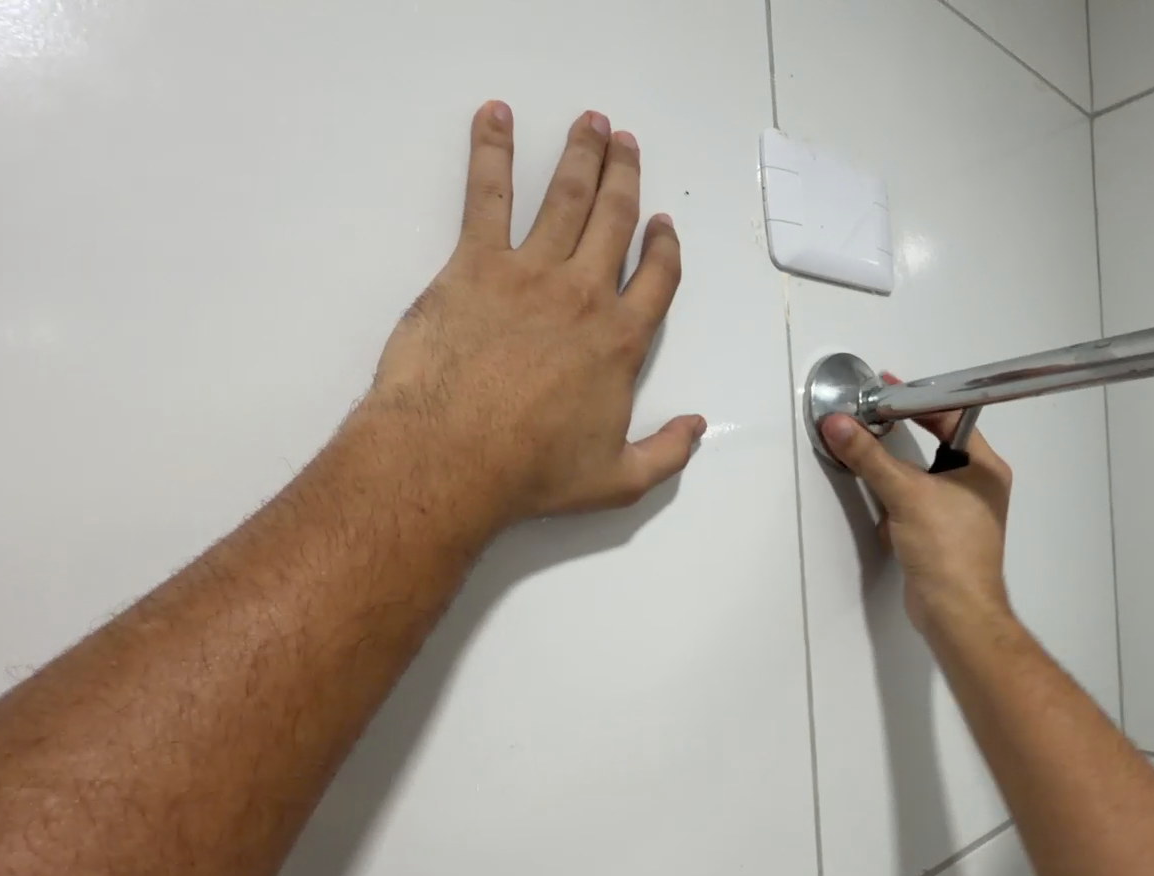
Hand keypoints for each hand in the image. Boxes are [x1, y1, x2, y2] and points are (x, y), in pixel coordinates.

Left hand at [367, 101, 704, 529]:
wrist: (454, 457)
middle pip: (615, 221)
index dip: (664, 247)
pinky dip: (491, 152)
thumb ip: (668, 453)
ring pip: (566, 198)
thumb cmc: (535, 472)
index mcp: (621, 342)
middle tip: (627, 143)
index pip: (656, 278)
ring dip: (582, 156)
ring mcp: (531, 274)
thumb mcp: (619, 481)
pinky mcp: (475, 265)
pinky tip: (495, 116)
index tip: (663, 224)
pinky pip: (486, 195)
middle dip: (626, 177)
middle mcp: (585, 295)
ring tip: (591, 123)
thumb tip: (699, 427)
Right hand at [820, 398, 1012, 636]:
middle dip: (900, 442)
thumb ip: (869, 456)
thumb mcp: (905, 494)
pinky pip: (913, 508)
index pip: (950, 418)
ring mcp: (961, 513)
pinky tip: (889, 524)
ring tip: (876, 474)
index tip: (886, 390)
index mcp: (985, 468)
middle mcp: (978, 486)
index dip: (917, 402)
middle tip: (872, 421)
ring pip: (920, 480)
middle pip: (933, 446)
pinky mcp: (942, 536)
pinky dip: (897, 510)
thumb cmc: (947, 549)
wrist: (954, 612)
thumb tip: (839, 424)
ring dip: (896, 482)